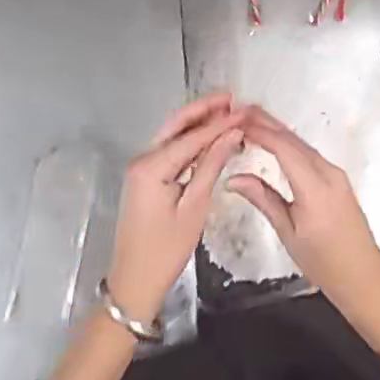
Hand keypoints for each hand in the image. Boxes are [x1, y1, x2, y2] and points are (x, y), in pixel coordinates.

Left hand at [106, 94, 246, 322]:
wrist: (135, 281)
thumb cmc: (166, 250)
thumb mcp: (194, 207)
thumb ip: (211, 165)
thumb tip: (231, 134)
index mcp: (151, 166)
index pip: (192, 136)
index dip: (220, 122)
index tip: (245, 110)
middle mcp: (143, 159)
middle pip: (177, 125)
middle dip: (204, 110)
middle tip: (232, 98)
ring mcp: (142, 167)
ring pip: (173, 135)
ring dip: (198, 122)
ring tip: (226, 111)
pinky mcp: (146, 177)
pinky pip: (170, 149)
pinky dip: (190, 140)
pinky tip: (210, 137)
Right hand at [227, 107, 379, 307]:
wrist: (364, 275)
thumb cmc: (324, 262)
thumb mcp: (288, 233)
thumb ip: (263, 199)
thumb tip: (233, 178)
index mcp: (314, 187)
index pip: (283, 148)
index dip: (259, 131)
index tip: (236, 121)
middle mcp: (327, 172)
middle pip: (293, 139)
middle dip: (266, 121)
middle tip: (239, 109)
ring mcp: (335, 173)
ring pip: (301, 144)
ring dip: (276, 129)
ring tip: (250, 119)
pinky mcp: (336, 178)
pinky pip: (309, 153)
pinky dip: (288, 143)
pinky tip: (273, 140)